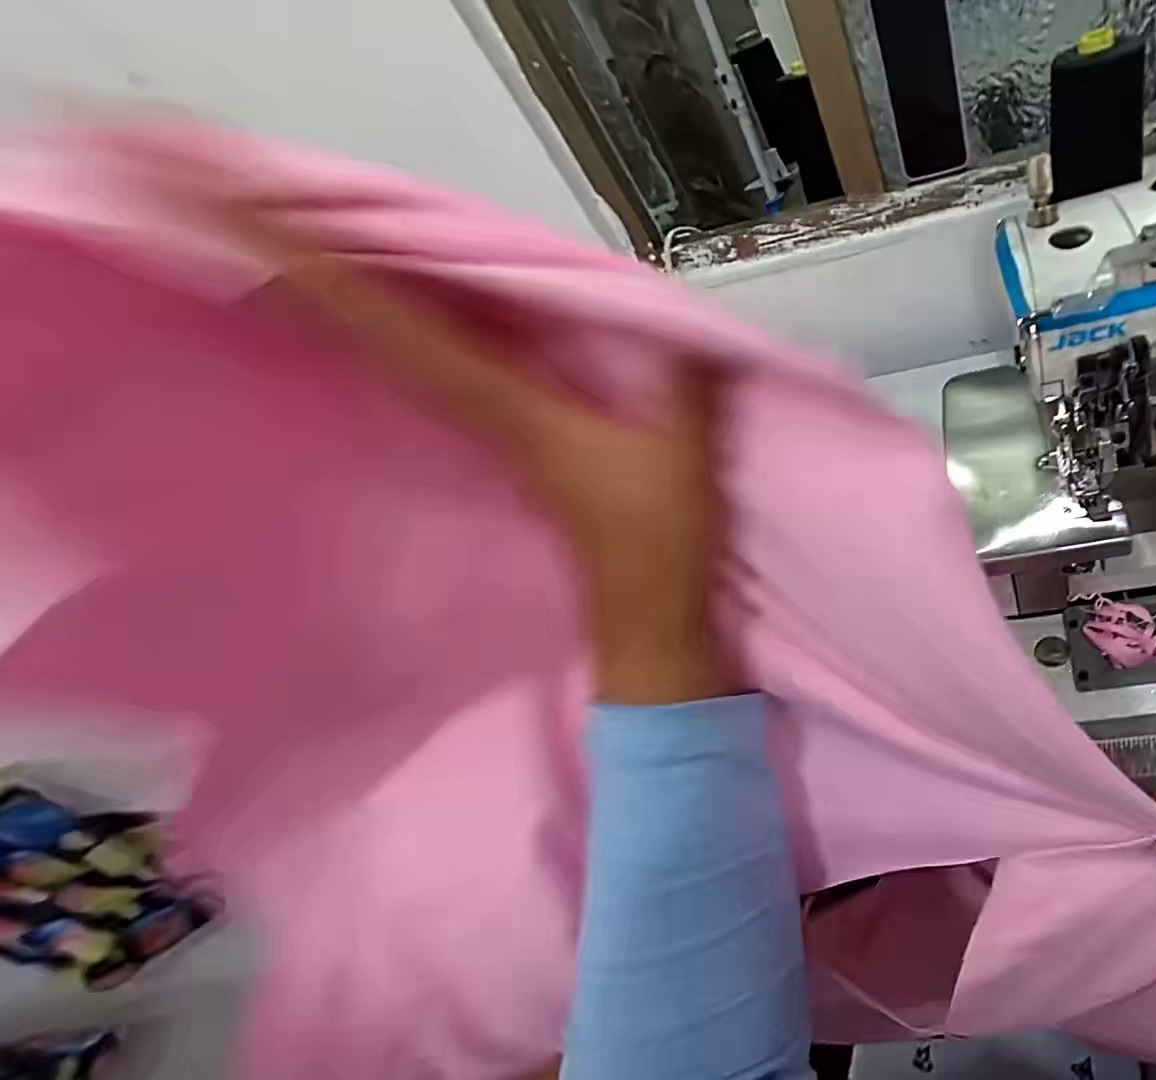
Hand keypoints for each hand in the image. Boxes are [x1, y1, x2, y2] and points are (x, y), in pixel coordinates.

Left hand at [162, 181, 740, 704]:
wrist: (650, 606)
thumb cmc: (659, 536)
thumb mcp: (684, 453)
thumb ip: (682, 386)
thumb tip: (675, 323)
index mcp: (518, 414)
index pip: (408, 334)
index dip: (329, 271)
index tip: (238, 204)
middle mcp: (493, 419)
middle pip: (385, 338)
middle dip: (310, 270)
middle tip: (240, 194)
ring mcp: (504, 437)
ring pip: (412, 357)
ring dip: (357, 302)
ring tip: (308, 241)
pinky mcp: (527, 449)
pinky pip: (455, 375)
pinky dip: (420, 337)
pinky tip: (424, 318)